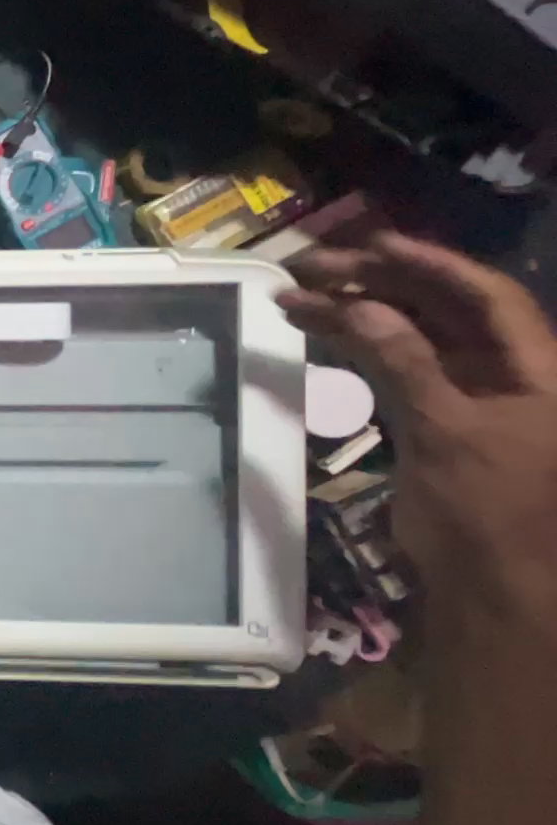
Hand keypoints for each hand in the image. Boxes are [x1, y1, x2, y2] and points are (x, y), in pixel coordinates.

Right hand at [278, 232, 556, 630]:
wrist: (497, 581)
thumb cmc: (494, 507)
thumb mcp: (449, 431)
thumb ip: (404, 364)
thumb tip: (354, 308)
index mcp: (536, 370)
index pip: (485, 298)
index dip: (429, 264)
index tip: (368, 243)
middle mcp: (505, 372)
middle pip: (440, 309)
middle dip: (376, 283)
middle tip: (308, 270)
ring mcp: (467, 395)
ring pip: (408, 334)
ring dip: (353, 313)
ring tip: (293, 298)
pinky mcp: (432, 417)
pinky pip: (391, 365)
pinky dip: (352, 347)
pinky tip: (315, 333)